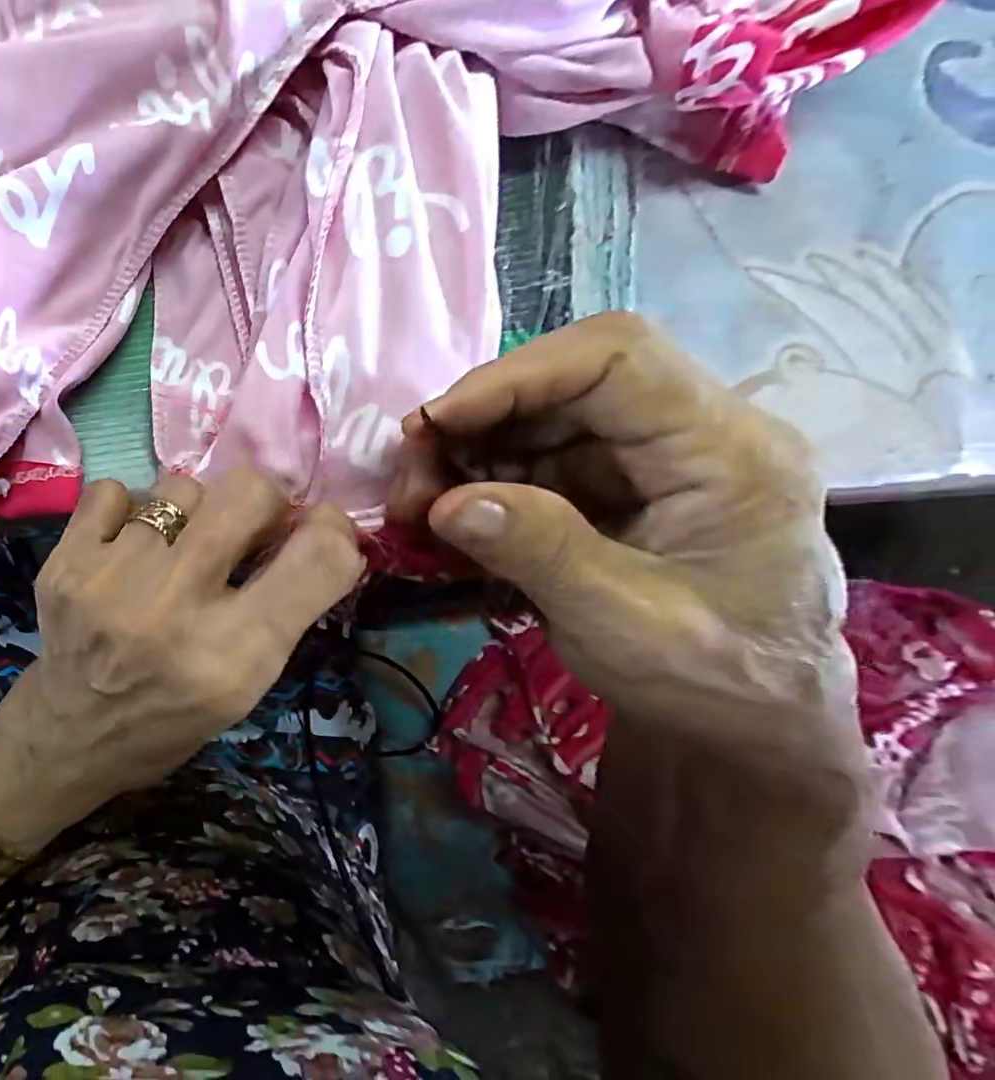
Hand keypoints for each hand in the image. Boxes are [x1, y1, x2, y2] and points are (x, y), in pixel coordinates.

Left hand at [0, 469, 366, 855]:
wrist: (71, 733)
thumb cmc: (168, 719)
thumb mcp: (244, 687)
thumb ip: (281, 611)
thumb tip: (318, 530)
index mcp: (234, 656)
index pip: (317, 559)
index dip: (333, 532)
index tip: (319, 529)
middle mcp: (174, 608)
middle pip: (247, 493)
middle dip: (261, 502)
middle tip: (244, 528)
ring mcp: (112, 580)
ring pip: (179, 488)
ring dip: (190, 513)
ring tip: (171, 549)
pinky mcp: (64, 564)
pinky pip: (112, 491)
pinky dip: (124, 511)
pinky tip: (122, 547)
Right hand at [386, 313, 863, 787]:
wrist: (735, 724)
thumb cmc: (709, 677)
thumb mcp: (624, 622)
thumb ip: (540, 553)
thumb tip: (447, 503)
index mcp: (722, 451)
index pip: (613, 360)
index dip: (512, 378)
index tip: (431, 426)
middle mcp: (681, 436)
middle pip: (557, 381)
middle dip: (470, 421)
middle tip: (410, 481)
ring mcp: (635, 461)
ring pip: (527, 418)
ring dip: (458, 455)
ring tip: (416, 509)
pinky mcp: (598, 488)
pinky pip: (519, 460)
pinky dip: (468, 482)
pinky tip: (441, 521)